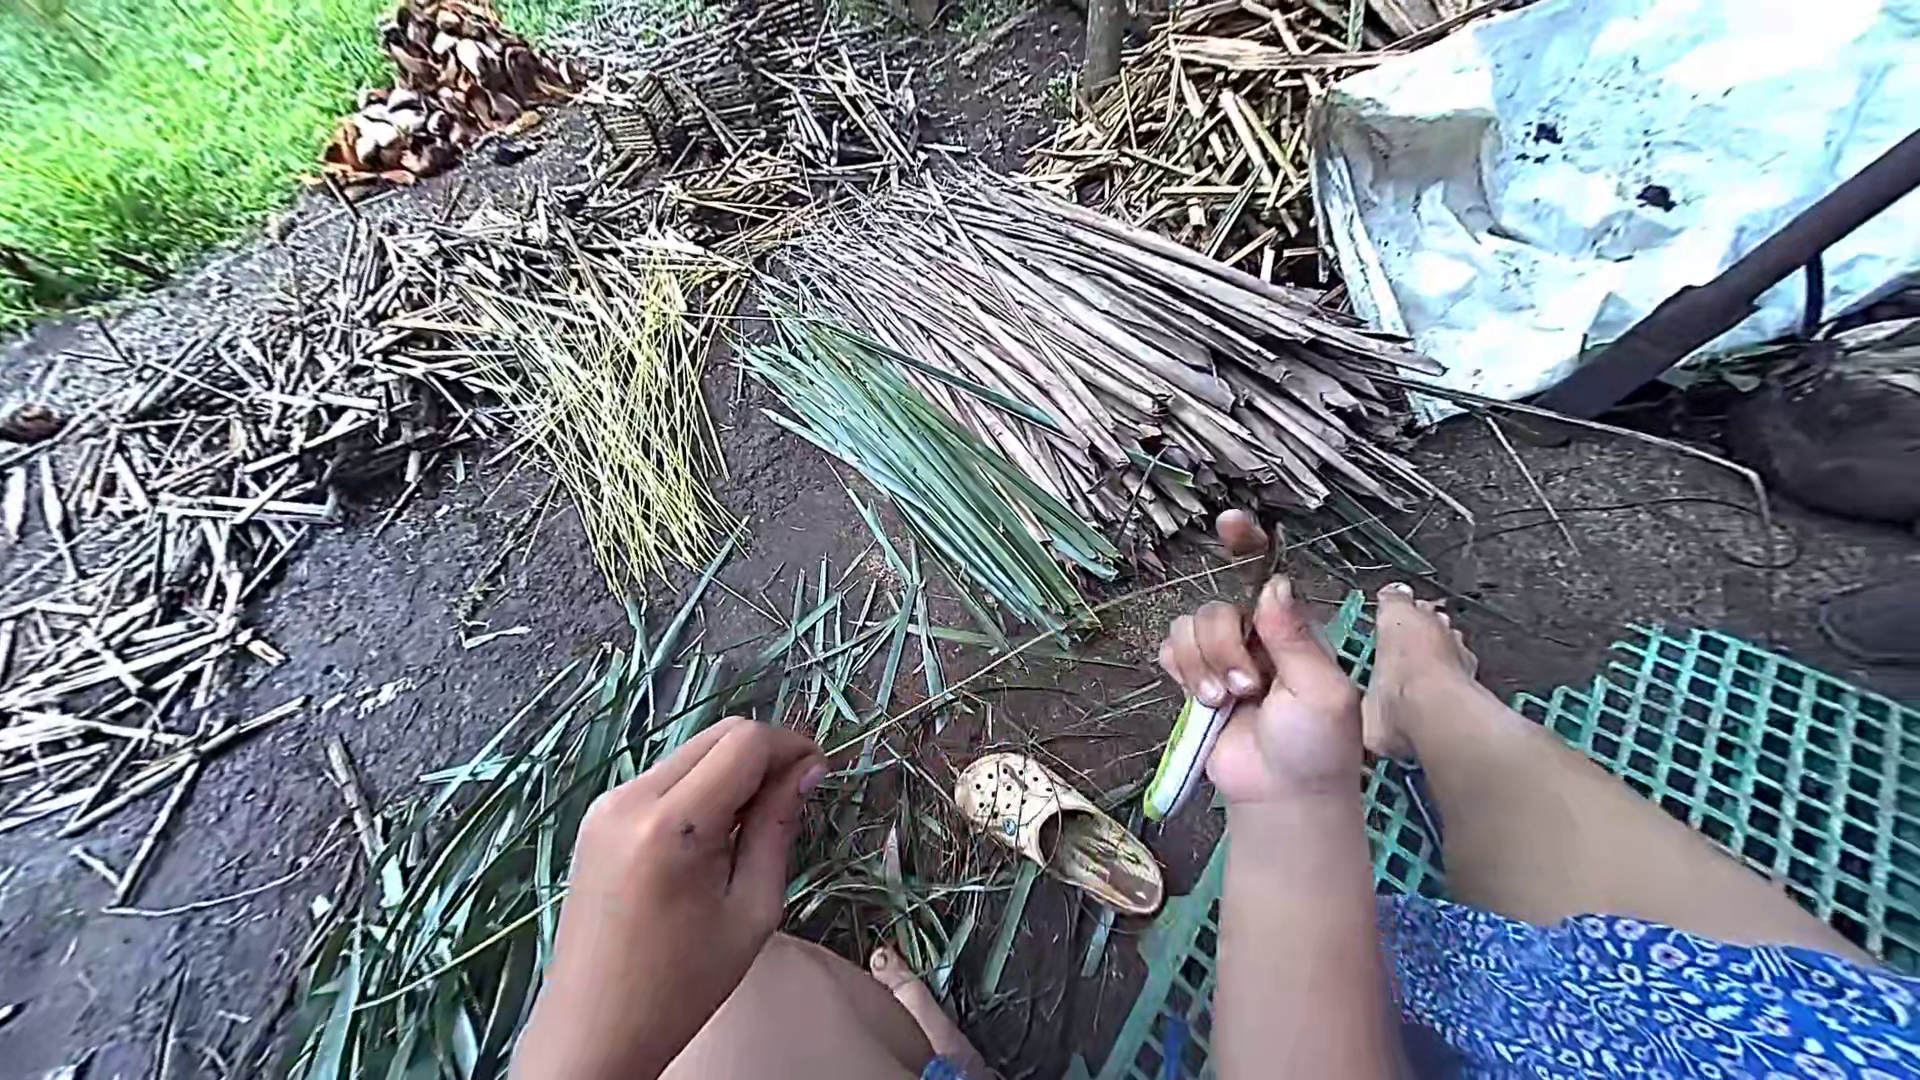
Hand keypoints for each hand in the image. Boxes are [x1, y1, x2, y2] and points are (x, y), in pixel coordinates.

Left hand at [512, 716, 827, 1079]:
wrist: (588, 1037)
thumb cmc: (682, 985)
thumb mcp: (753, 907)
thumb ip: (779, 824)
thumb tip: (808, 768)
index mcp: (671, 826)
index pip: (746, 742)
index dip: (791, 746)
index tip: (817, 774)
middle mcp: (631, 798)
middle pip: (722, 733)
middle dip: (767, 751)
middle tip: (792, 793)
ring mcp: (608, 802)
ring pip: (697, 747)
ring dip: (737, 765)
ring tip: (753, 817)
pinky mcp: (600, 812)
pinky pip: (671, 770)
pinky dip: (707, 779)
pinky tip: (715, 826)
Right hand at [1157, 512, 1362, 801]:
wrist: (1279, 791)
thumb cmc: (1316, 744)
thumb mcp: (1322, 691)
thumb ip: (1294, 639)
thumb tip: (1273, 586)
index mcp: (1287, 629)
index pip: (1263, 575)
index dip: (1245, 545)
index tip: (1229, 522)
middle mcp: (1250, 635)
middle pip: (1214, 608)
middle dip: (1223, 648)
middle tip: (1245, 688)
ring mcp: (1218, 656)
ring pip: (1186, 627)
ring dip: (1201, 665)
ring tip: (1223, 701)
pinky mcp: (1191, 676)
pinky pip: (1168, 651)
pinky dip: (1180, 670)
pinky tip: (1200, 696)